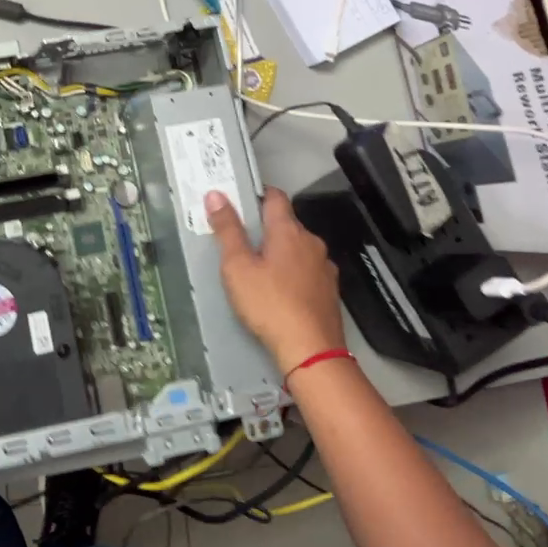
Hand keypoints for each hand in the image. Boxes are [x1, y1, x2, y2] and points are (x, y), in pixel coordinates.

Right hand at [206, 188, 345, 372]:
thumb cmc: (268, 304)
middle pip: (287, 223)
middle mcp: (311, 242)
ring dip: (281, 252)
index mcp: (288, 230)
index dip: (257, 195)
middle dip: (266, 228)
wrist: (311, 351)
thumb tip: (216, 195)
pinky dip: (294, 273)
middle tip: (241, 243)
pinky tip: (281, 292)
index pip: (275, 196)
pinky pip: (308, 271)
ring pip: (299, 248)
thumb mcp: (237, 267)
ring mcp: (325, 267)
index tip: (240, 203)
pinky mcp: (330, 291)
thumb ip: (227, 229)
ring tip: (259, 271)